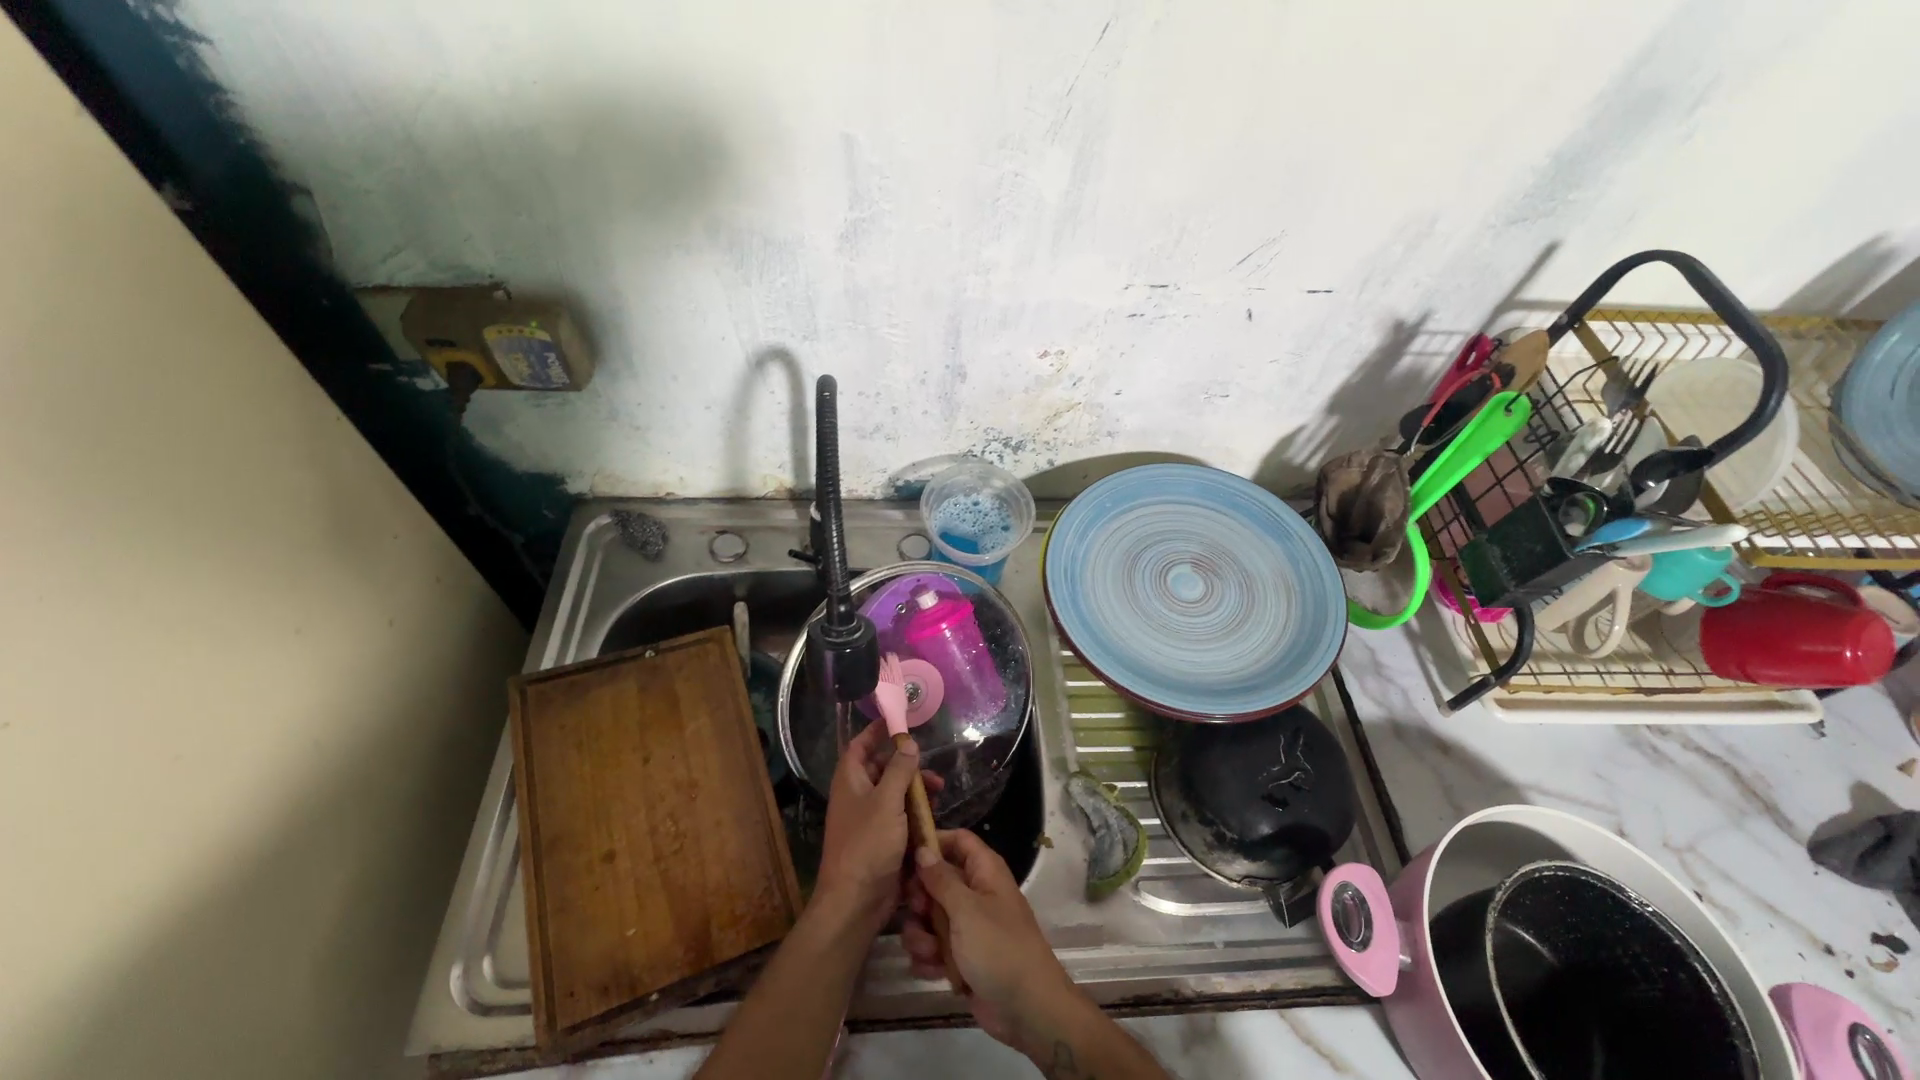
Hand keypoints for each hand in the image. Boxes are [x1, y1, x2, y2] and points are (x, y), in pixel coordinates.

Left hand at [815, 719, 926, 934]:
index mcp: (850, 782)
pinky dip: (916, 814)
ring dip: (916, 791)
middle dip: (907, 766)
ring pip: (895, 795)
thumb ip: (899, 770)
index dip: (875, 732)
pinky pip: (901, 818)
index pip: (860, 747)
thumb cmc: (866, 845)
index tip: (897, 721)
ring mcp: (870, 820)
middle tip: (931, 770)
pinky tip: (933, 816)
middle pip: (883, 770)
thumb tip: (907, 742)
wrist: (856, 900)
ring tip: (938, 794)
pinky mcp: (883, 841)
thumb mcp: (887, 802)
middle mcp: (858, 797)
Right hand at [902, 829, 1085, 1052]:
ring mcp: (968, 928)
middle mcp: (976, 895)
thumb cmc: (999, 949)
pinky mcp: (961, 957)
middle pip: (936, 881)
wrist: (1026, 1009)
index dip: (933, 842)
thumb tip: (923, 849)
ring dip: (921, 935)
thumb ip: (941, 879)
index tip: (905, 855)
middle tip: (917, 911)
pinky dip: (928, 959)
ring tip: (929, 951)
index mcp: (985, 873)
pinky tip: (932, 971)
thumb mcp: (967, 910)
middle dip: (920, 899)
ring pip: (929, 918)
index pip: (958, 840)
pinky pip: (933, 948)